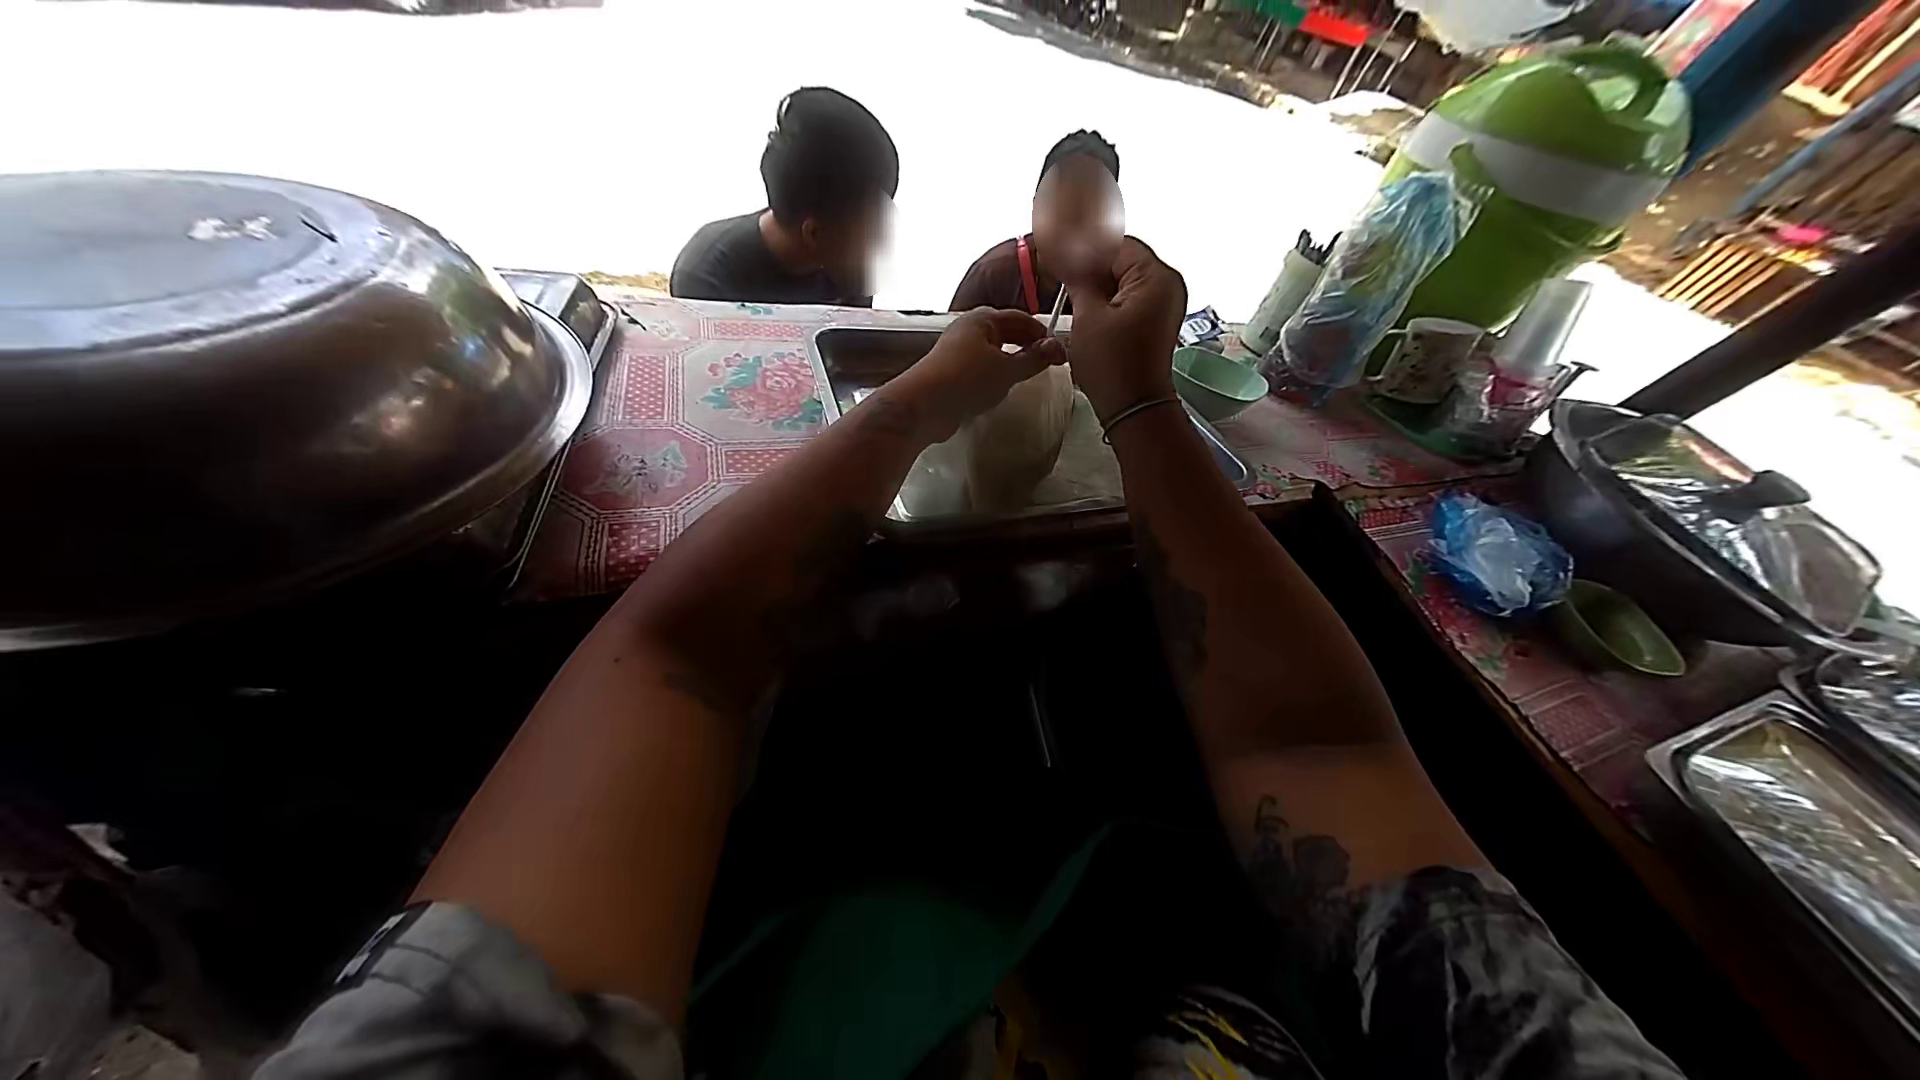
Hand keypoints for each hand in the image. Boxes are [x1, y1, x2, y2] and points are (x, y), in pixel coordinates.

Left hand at [871, 308, 1066, 443]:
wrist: (922, 406)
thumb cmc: (965, 380)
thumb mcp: (1008, 370)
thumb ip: (1034, 359)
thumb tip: (1056, 348)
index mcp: (983, 318)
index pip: (1022, 319)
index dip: (1043, 333)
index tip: (1060, 351)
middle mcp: (968, 329)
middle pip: (1006, 332)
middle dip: (1027, 345)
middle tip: (1047, 363)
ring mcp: (957, 350)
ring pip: (993, 351)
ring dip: (1011, 360)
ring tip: (1028, 375)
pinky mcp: (951, 372)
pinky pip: (981, 367)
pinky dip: (996, 374)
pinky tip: (1002, 388)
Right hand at [1062, 236, 1186, 422]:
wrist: (1133, 409)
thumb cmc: (1115, 368)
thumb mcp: (1088, 315)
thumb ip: (1079, 275)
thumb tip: (1066, 249)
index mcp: (1155, 277)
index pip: (1115, 244)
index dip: (1082, 246)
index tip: (1057, 251)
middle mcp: (1166, 286)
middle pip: (1121, 259)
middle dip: (1089, 264)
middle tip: (1059, 273)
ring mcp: (1163, 304)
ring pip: (1123, 278)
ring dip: (1096, 282)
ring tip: (1068, 293)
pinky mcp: (1155, 321)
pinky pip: (1129, 297)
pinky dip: (1106, 298)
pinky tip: (1084, 308)